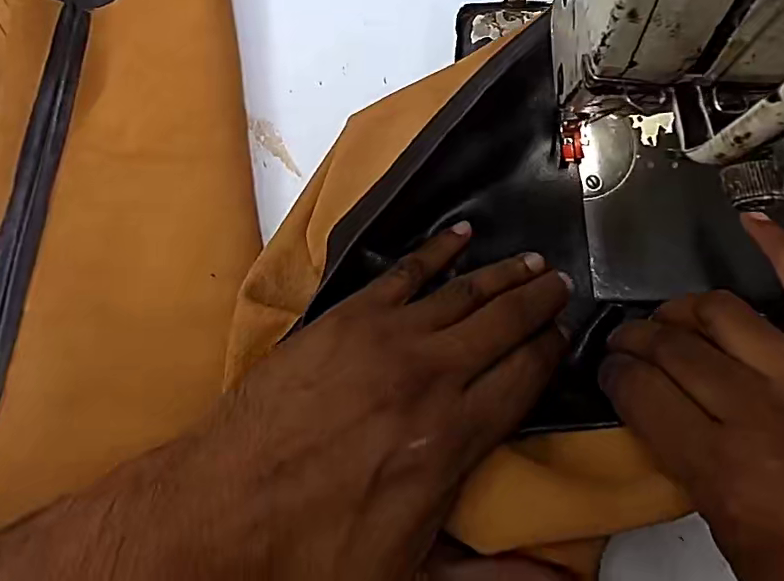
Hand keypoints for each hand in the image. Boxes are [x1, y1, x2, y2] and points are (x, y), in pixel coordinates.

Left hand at [183, 221, 571, 578]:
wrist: (218, 516)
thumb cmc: (309, 556)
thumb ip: (489, 576)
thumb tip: (559, 578)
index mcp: (451, 440)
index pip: (524, 378)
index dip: (551, 350)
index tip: (565, 334)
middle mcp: (430, 378)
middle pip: (504, 323)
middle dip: (540, 300)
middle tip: (560, 283)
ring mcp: (388, 339)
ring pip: (465, 292)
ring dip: (502, 273)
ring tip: (529, 261)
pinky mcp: (350, 316)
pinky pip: (407, 271)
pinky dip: (438, 250)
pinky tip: (460, 236)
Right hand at [599, 213, 783, 580]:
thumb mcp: (739, 552)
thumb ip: (693, 476)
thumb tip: (664, 428)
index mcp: (732, 474)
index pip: (644, 394)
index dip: (616, 378)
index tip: (610, 374)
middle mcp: (769, 416)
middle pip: (677, 349)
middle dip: (637, 342)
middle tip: (626, 344)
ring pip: (724, 315)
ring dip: (683, 310)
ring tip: (666, 317)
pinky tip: (756, 225)